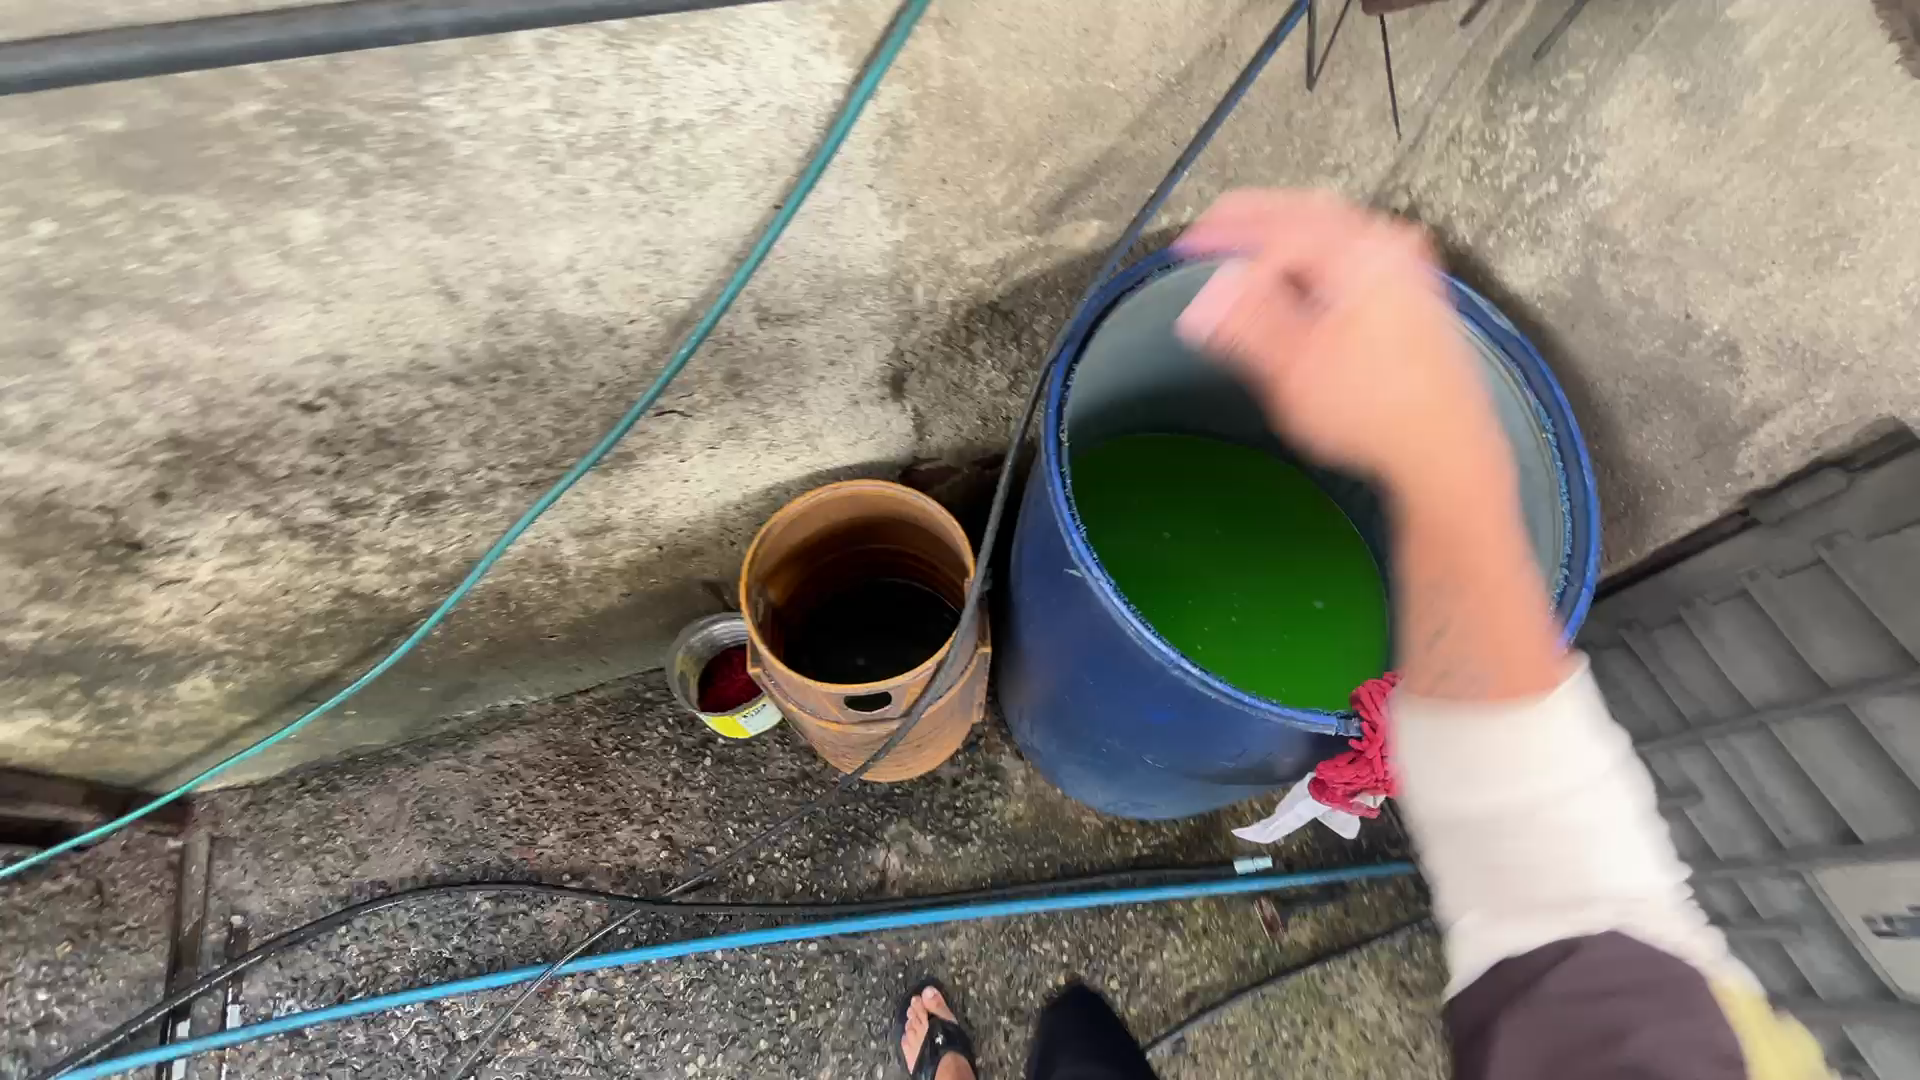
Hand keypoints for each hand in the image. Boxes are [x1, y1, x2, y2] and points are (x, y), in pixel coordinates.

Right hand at [1173, 190, 1510, 502]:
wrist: (1443, 447)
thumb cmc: (1376, 412)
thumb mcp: (1293, 369)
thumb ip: (1246, 325)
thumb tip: (1205, 298)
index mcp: (1356, 258)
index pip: (1276, 233)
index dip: (1226, 242)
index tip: (1190, 250)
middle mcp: (1386, 251)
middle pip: (1308, 213)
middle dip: (1255, 215)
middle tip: (1214, 220)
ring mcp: (1405, 271)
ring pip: (1334, 229)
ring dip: (1287, 231)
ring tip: (1250, 238)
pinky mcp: (1410, 296)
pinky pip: (1353, 252)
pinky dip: (1315, 253)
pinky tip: (1303, 271)